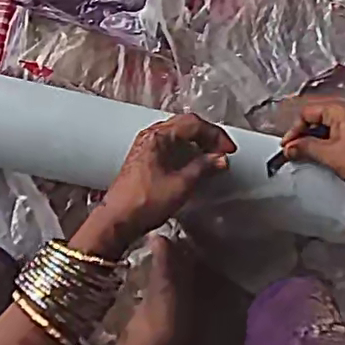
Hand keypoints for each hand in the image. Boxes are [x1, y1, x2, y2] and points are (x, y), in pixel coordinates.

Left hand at [91, 114, 236, 246]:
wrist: (117, 221)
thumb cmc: (144, 202)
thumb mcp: (182, 184)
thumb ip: (204, 167)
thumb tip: (220, 159)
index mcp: (158, 136)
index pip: (193, 123)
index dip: (215, 134)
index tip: (228, 149)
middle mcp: (150, 136)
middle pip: (185, 125)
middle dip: (207, 136)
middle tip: (222, 151)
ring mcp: (145, 147)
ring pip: (177, 135)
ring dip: (197, 143)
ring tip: (211, 157)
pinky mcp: (144, 159)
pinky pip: (170, 146)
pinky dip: (185, 151)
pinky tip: (193, 164)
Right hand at [280, 97, 344, 178]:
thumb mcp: (328, 154)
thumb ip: (305, 148)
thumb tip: (288, 148)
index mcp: (339, 109)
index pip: (307, 112)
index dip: (294, 129)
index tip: (287, 145)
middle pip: (316, 117)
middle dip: (302, 133)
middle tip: (292, 149)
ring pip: (325, 126)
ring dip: (312, 139)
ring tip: (303, 153)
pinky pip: (335, 133)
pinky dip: (323, 142)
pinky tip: (318, 154)